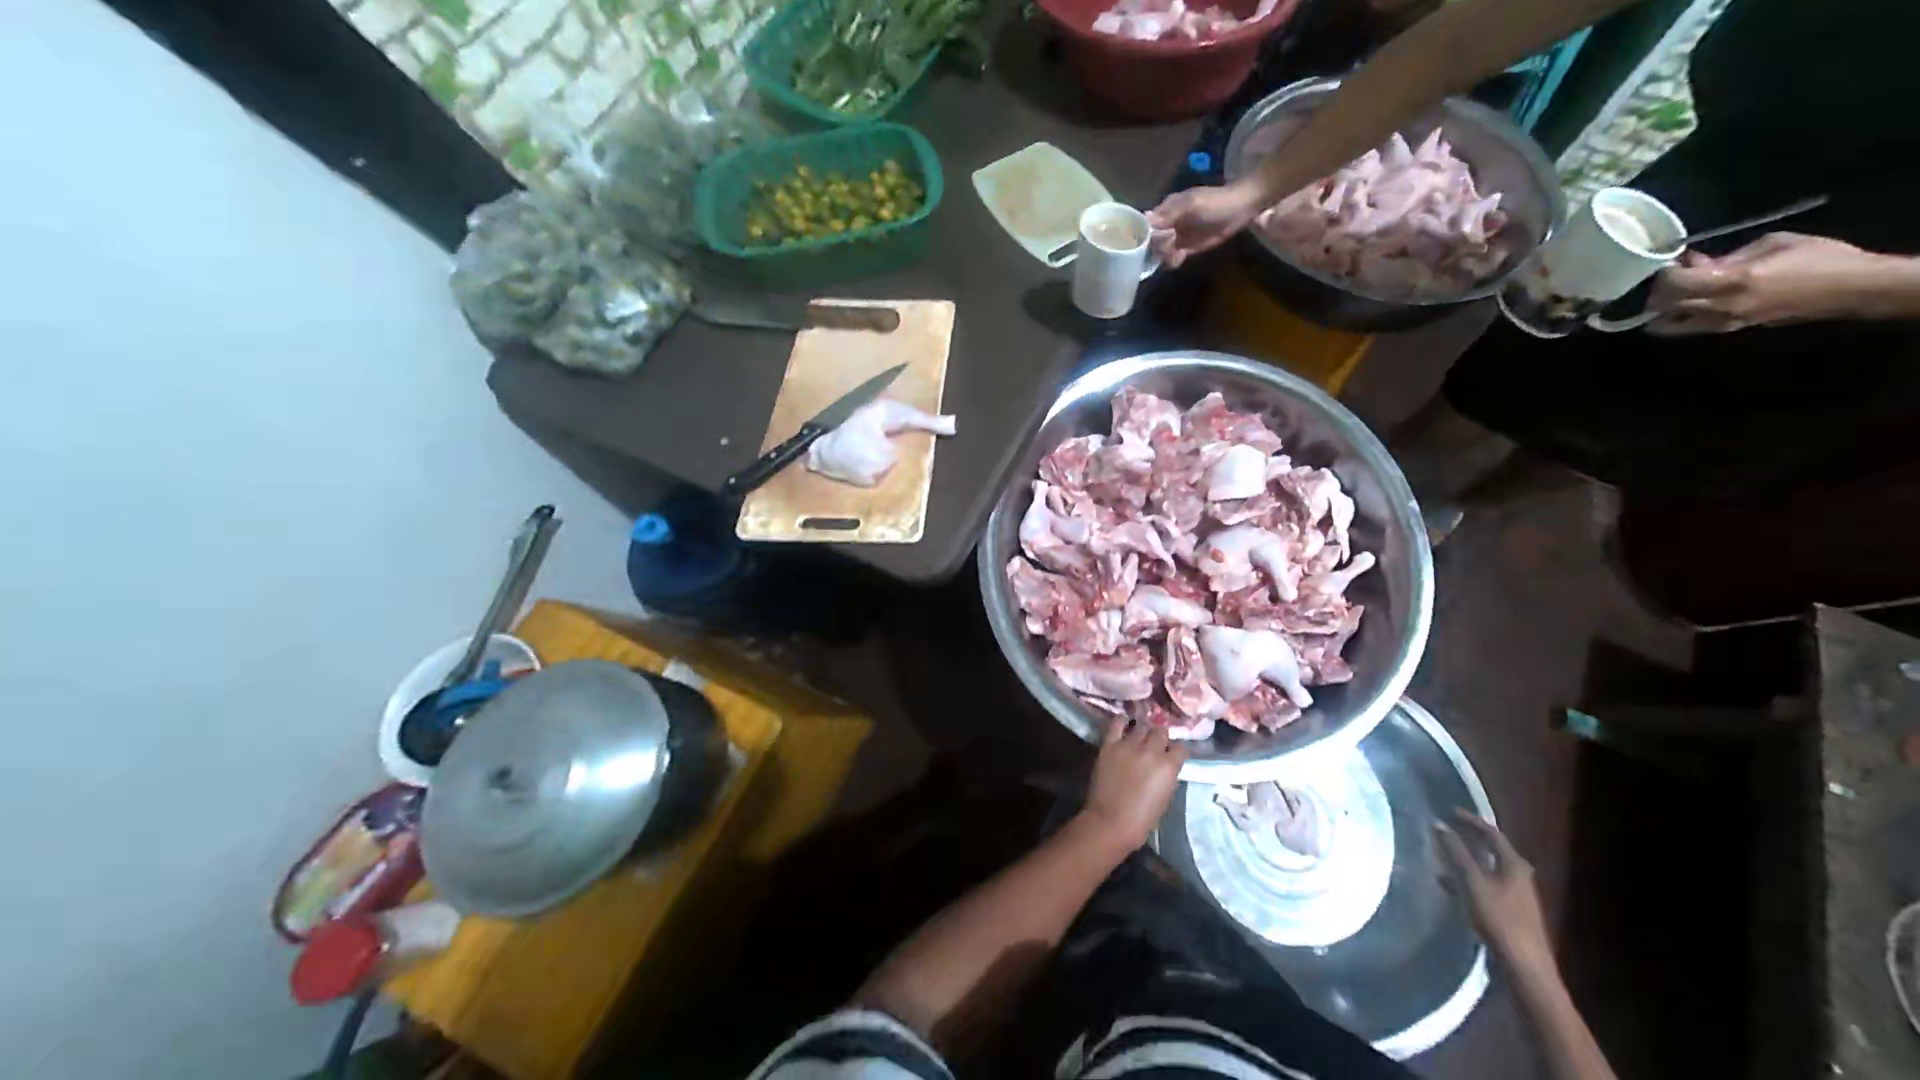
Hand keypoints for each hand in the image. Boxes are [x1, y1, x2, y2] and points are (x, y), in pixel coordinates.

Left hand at [1078, 718, 1187, 851]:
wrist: (1110, 821)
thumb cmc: (1142, 818)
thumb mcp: (1165, 798)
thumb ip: (1168, 776)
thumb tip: (1166, 766)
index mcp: (1168, 766)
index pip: (1181, 748)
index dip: (1177, 751)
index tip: (1173, 755)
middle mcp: (1151, 751)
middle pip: (1160, 732)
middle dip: (1161, 738)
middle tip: (1155, 746)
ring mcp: (1128, 745)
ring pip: (1141, 726)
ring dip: (1143, 732)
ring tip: (1140, 738)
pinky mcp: (1109, 745)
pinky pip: (1117, 724)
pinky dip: (1122, 722)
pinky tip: (1125, 723)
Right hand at [1147, 183, 1267, 267]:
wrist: (1241, 209)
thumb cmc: (1216, 202)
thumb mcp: (1192, 205)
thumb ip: (1169, 214)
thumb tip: (1145, 220)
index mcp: (1165, 210)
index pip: (1145, 225)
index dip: (1142, 235)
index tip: (1143, 244)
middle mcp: (1167, 224)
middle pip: (1150, 241)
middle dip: (1156, 247)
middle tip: (1171, 245)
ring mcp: (1176, 237)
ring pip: (1160, 252)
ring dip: (1165, 256)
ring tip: (1177, 253)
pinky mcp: (1186, 248)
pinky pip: (1172, 258)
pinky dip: (1173, 261)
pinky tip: (1180, 259)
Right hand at [1435, 810, 1555, 975]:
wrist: (1524, 964)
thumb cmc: (1498, 917)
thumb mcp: (1472, 882)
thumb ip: (1455, 852)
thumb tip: (1438, 823)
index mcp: (1514, 864)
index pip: (1492, 833)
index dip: (1470, 820)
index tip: (1448, 811)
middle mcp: (1519, 875)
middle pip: (1492, 849)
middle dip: (1468, 838)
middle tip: (1445, 829)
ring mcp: (1517, 893)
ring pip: (1487, 866)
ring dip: (1466, 858)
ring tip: (1441, 854)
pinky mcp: (1510, 909)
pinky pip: (1485, 883)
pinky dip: (1468, 877)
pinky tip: (1449, 884)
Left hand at [1647, 232, 1895, 334]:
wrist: (1851, 289)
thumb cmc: (1819, 258)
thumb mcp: (1773, 244)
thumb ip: (1725, 256)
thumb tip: (1693, 261)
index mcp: (1732, 281)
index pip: (1673, 284)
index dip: (1665, 273)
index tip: (1671, 263)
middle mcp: (1719, 306)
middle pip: (1660, 307)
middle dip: (1658, 292)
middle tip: (1672, 278)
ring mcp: (1721, 322)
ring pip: (1666, 325)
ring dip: (1662, 309)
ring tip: (1678, 292)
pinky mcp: (1727, 330)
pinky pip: (1686, 328)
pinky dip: (1677, 317)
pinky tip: (1692, 302)